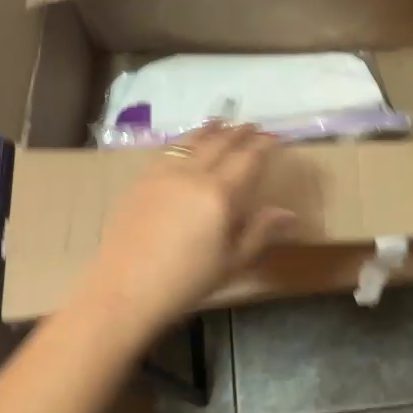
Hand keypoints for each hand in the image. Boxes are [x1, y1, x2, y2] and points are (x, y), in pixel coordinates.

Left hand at [79, 123, 291, 343]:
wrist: (125, 289)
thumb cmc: (186, 281)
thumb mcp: (232, 262)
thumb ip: (260, 232)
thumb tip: (288, 213)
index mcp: (219, 195)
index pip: (247, 158)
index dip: (263, 145)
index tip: (275, 137)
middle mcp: (191, 174)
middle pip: (220, 142)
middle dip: (239, 132)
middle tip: (252, 126)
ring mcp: (162, 174)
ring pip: (191, 141)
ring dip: (211, 130)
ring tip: (222, 123)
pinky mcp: (141, 180)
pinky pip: (168, 150)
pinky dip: (184, 141)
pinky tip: (186, 143)